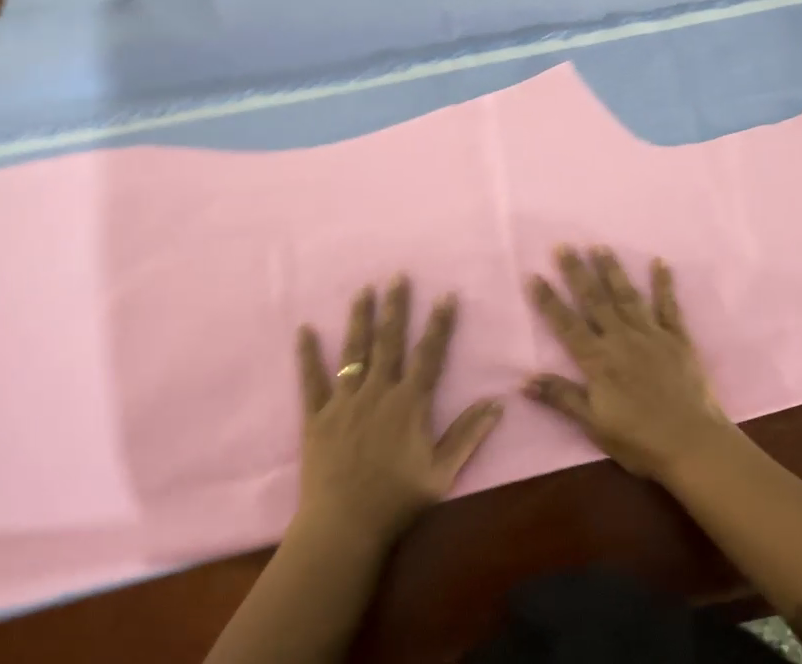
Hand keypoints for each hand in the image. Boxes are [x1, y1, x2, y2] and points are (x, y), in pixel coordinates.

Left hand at [295, 278, 503, 545]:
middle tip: (398, 276)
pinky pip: (311, 380)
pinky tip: (303, 330)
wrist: (344, 525)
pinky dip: (307, 355)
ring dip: (359, 319)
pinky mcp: (317, 416)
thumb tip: (497, 403)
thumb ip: (468, 435)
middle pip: (389, 342)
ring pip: (353, 352)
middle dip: (396, 307)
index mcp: (410, 404)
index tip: (446, 295)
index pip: (429, 354)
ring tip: (363, 291)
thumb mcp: (443, 472)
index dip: (439, 324)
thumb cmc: (397, 500)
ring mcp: (344, 402)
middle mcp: (378, 393)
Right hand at [523, 247, 736, 481]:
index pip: (566, 325)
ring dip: (612, 270)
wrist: (693, 443)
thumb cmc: (639, 440)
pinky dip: (663, 283)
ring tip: (600, 246)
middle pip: (595, 300)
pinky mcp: (678, 338)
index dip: (549, 301)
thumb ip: (562, 397)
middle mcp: (621, 339)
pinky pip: (668, 305)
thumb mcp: (594, 424)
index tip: (534, 275)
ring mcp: (651, 335)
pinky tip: (659, 262)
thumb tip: (523, 379)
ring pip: (626, 296)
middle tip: (564, 246)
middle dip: (577, 272)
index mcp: (598, 361)